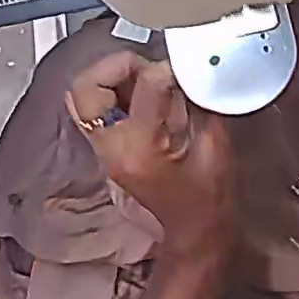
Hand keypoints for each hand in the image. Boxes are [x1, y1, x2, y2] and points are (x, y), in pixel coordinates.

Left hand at [66, 52, 235, 260]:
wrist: (194, 234)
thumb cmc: (210, 197)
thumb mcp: (215, 144)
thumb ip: (201, 101)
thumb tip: (195, 66)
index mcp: (140, 147)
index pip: (146, 84)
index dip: (170, 67)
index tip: (188, 68)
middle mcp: (111, 147)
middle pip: (88, 84)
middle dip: (121, 65)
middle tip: (152, 69)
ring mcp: (103, 150)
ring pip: (84, 93)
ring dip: (114, 77)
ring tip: (148, 80)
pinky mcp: (105, 150)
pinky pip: (93, 108)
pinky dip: (112, 92)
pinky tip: (142, 95)